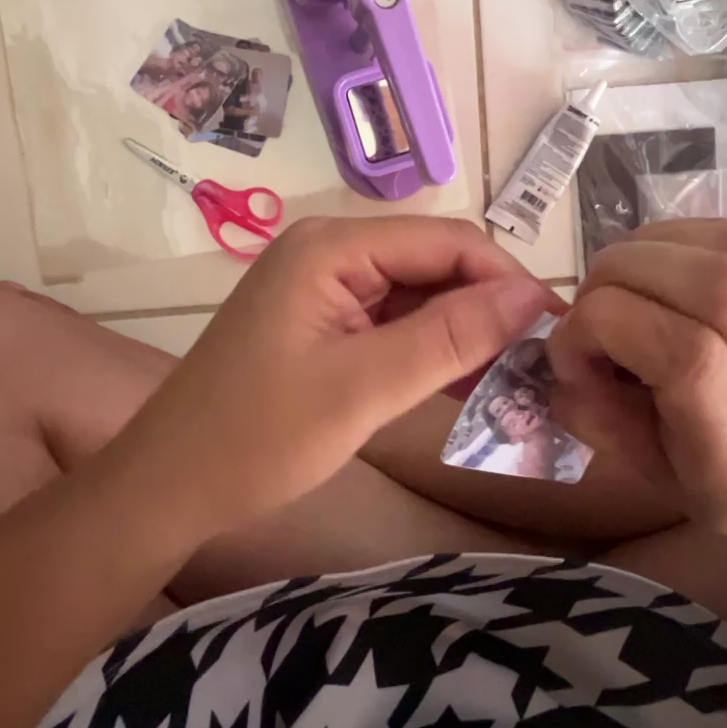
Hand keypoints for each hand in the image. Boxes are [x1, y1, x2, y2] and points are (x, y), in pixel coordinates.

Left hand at [109, 215, 556, 536]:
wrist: (170, 486)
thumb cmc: (257, 437)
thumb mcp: (363, 388)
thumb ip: (449, 337)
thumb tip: (532, 295)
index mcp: (332, 246)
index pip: (446, 241)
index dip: (506, 279)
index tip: (556, 331)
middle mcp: (331, 251)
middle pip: (434, 264)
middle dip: (488, 309)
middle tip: (541, 365)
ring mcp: (327, 287)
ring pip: (420, 296)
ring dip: (465, 334)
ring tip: (516, 381)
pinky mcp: (325, 322)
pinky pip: (395, 323)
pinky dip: (433, 351)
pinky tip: (469, 387)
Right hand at [546, 220, 726, 562]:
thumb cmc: (723, 495)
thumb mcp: (646, 476)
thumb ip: (596, 415)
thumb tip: (564, 348)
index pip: (689, 358)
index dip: (608, 329)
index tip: (570, 353)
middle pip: (717, 289)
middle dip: (622, 278)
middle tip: (588, 309)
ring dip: (651, 249)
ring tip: (616, 283)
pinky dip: (681, 237)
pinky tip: (653, 265)